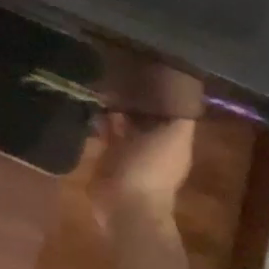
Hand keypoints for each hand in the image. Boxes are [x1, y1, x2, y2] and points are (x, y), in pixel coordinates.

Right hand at [90, 73, 202, 228]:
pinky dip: (95, 119)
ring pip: (119, 120)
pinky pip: (100, 131)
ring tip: (98, 79)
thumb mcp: (175, 137)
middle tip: (114, 67)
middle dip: (130, 94)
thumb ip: (180, 116)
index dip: (155, 87)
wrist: (126, 204)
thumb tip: (182, 89)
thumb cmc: (153, 168)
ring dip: (111, 104)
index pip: (164, 106)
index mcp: (170, 136)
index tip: (141, 64)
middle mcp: (149, 141)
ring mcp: (125, 149)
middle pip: (140, 112)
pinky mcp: (104, 157)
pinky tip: (86, 101)